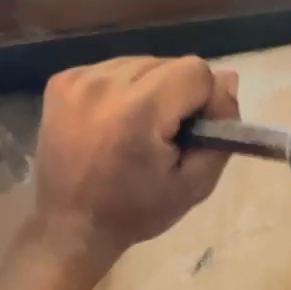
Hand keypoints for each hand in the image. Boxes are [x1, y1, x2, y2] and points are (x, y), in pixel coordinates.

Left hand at [32, 55, 239, 266]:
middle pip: (169, 63)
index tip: (195, 133)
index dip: (206, 101)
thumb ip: (221, 132)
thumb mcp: (194, 186)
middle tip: (165, 136)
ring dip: (150, 90)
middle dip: (178, 95)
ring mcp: (78, 79)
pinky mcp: (61, 80)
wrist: (70, 226)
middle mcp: (104, 84)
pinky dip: (122, 90)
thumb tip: (229, 79)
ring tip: (138, 129)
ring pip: (141, 63)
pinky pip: (112, 69)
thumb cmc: (135, 212)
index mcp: (138, 111)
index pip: (196, 71)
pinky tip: (114, 122)